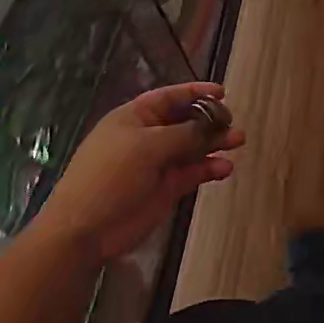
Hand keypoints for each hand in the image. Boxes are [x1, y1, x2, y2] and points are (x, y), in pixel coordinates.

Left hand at [41, 82, 246, 260]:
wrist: (85, 230)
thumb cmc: (110, 176)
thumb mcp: (146, 147)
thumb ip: (184, 134)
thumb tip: (213, 124)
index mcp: (135, 118)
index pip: (169, 97)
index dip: (195, 92)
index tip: (223, 92)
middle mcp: (148, 137)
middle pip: (186, 121)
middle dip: (210, 120)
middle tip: (233, 122)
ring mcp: (158, 164)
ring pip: (193, 147)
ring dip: (215, 143)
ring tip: (238, 141)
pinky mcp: (167, 188)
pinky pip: (193, 172)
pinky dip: (210, 168)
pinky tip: (225, 168)